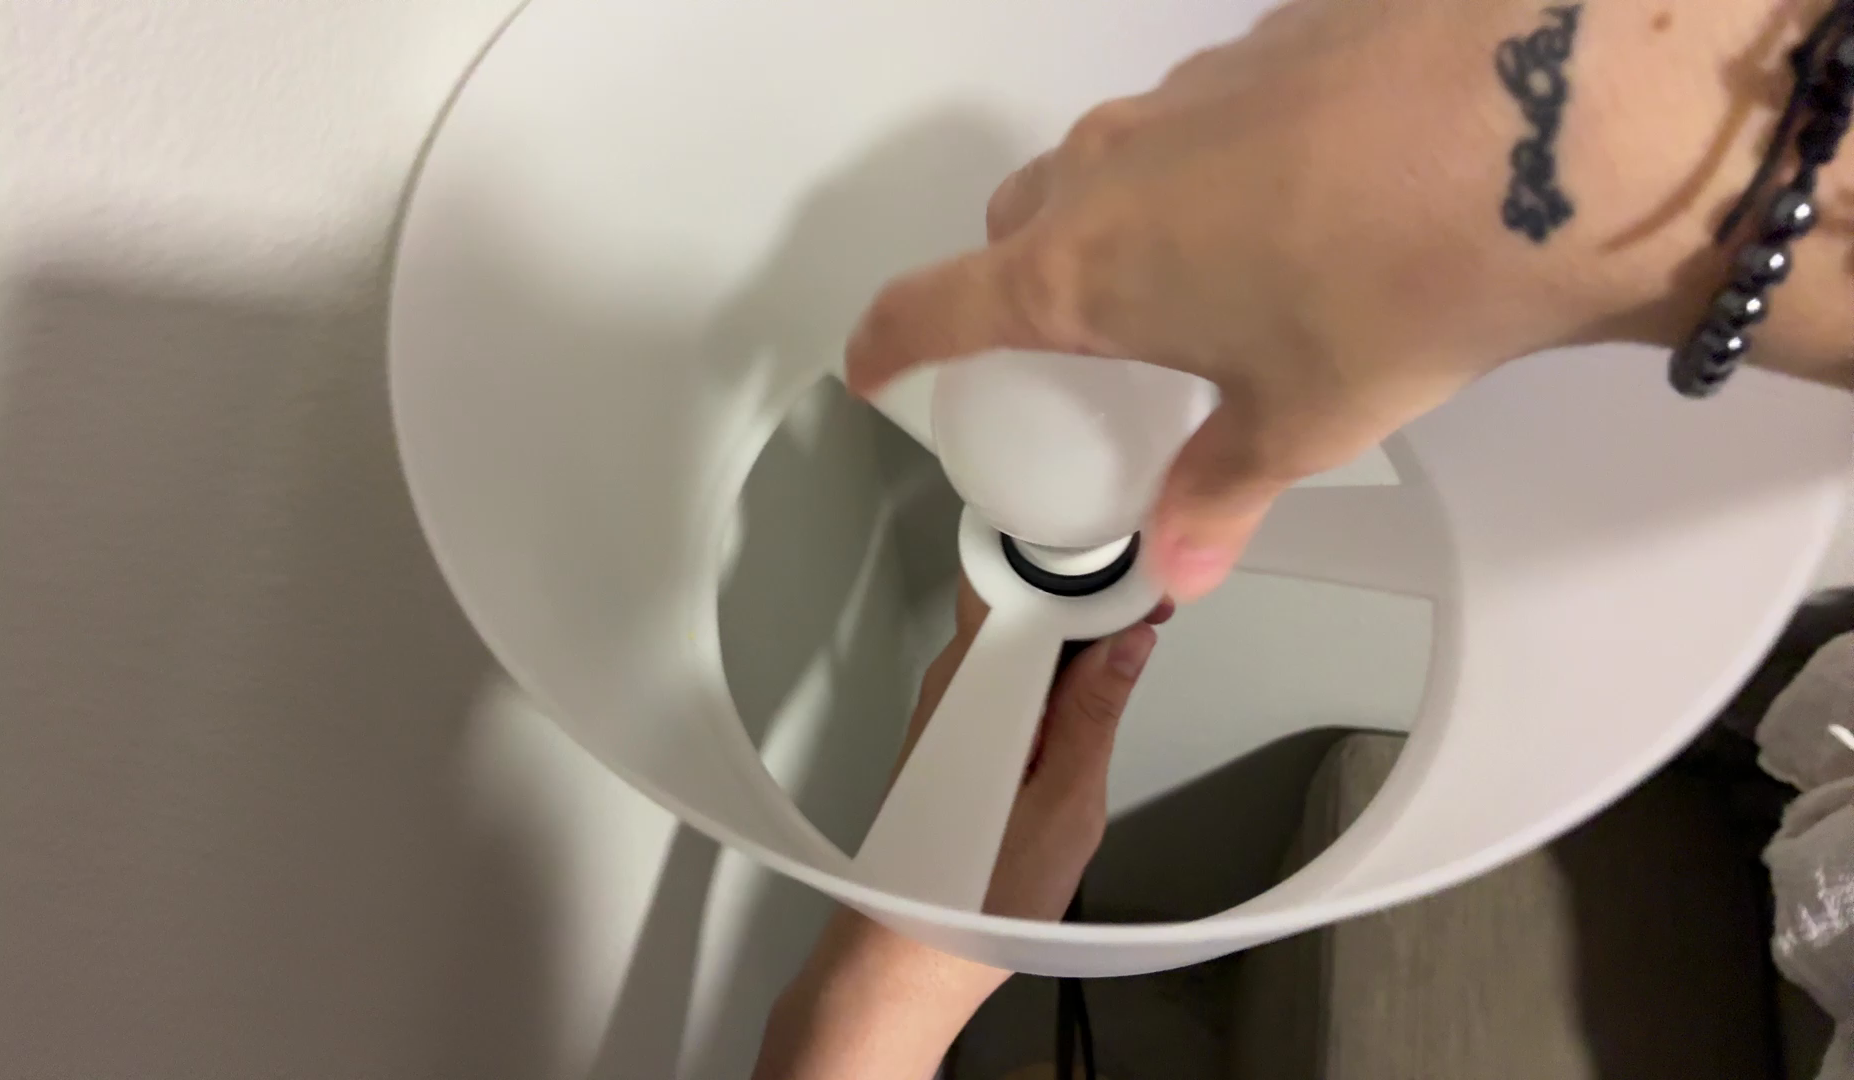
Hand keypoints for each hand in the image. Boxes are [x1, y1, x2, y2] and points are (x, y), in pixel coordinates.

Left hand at [751, 581, 1168, 1079]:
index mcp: (977, 686)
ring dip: (1072, 638)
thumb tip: (1129, 640)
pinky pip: (1007, 673)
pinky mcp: (954, 724)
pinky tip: (1082, 691)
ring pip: (1016, 639)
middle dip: (1086, 604)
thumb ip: (1094, 713)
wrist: (914, 946)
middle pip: (1021, 607)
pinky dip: (1049, 671)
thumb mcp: (1066, 801)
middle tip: (1147, 621)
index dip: (1089, 583)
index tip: (1142, 594)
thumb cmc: (986, 891)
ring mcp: (949, 700)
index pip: (1029, 594)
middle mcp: (953, 680)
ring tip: (1126, 654)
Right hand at [846, 0, 1853, 600]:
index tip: (867, 369)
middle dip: (1016, 290)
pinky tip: (1278, 199)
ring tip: (1191, 276)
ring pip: (1087, 173)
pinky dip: (1187, 174)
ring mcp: (1171, 98)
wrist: (1575, 122)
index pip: (930, 305)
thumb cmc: (1395, 291)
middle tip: (1076, 344)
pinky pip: (1176, 124)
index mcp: (1077, 271)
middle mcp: (1099, 172)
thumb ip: (1217, 495)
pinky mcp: (1251, 46)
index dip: (886, 342)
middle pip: (1009, 236)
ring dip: (1104, 230)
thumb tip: (1181, 576)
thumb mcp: (1295, 418)